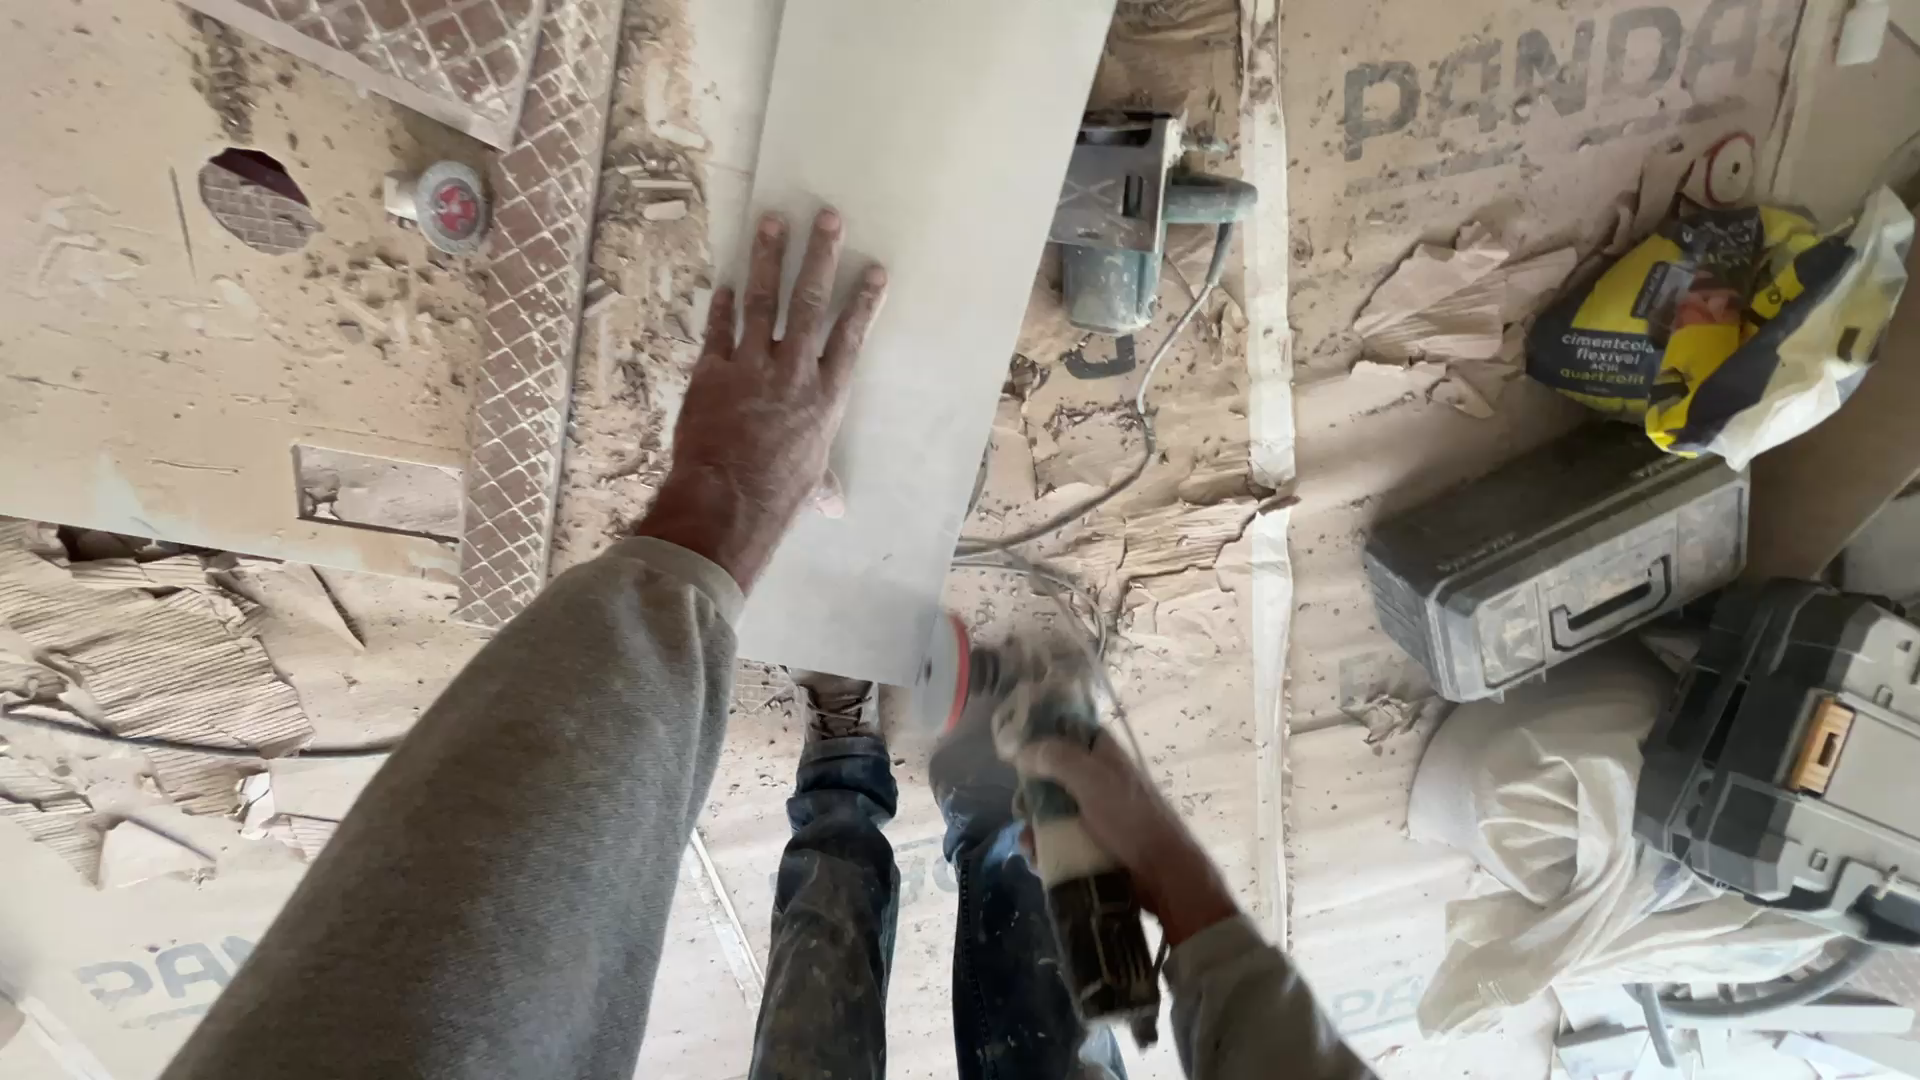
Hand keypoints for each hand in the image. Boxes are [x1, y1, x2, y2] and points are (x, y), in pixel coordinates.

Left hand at [634, 209, 887, 589]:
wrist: (730, 497)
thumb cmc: (780, 493)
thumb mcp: (811, 483)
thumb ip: (823, 483)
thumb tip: (835, 507)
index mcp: (826, 396)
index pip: (850, 337)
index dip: (862, 301)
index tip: (873, 270)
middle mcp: (794, 371)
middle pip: (809, 304)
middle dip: (819, 258)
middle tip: (826, 217)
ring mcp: (751, 366)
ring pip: (762, 302)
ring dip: (768, 259)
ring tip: (773, 221)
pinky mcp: (712, 372)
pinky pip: (718, 330)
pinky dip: (720, 306)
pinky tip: (723, 282)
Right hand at [1018, 733, 1239, 946]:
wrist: (1163, 873)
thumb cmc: (1130, 816)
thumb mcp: (1091, 779)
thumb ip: (1056, 758)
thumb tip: (1020, 751)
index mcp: (1100, 751)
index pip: (1065, 730)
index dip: (1039, 737)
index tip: (1014, 752)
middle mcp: (1095, 775)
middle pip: (1050, 773)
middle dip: (1031, 793)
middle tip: (1022, 809)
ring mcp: (1093, 809)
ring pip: (1051, 808)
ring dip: (1034, 824)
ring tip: (1028, 843)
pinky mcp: (1091, 838)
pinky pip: (1059, 835)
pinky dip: (1044, 844)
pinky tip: (1036, 857)